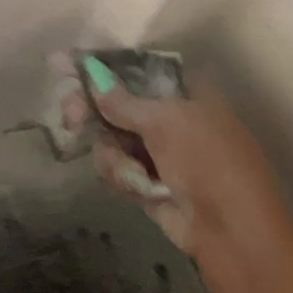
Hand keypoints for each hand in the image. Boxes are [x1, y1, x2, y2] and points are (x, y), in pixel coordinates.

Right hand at [52, 53, 273, 251]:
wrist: (232, 228)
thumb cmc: (208, 160)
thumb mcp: (165, 121)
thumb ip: (123, 101)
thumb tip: (93, 77)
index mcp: (182, 90)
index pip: (131, 68)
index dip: (97, 66)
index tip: (60, 64)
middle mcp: (167, 115)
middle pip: (112, 102)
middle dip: (90, 111)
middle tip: (71, 118)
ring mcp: (155, 150)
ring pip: (107, 138)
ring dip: (113, 155)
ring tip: (134, 172)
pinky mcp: (145, 181)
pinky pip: (114, 167)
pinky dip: (121, 176)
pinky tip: (138, 187)